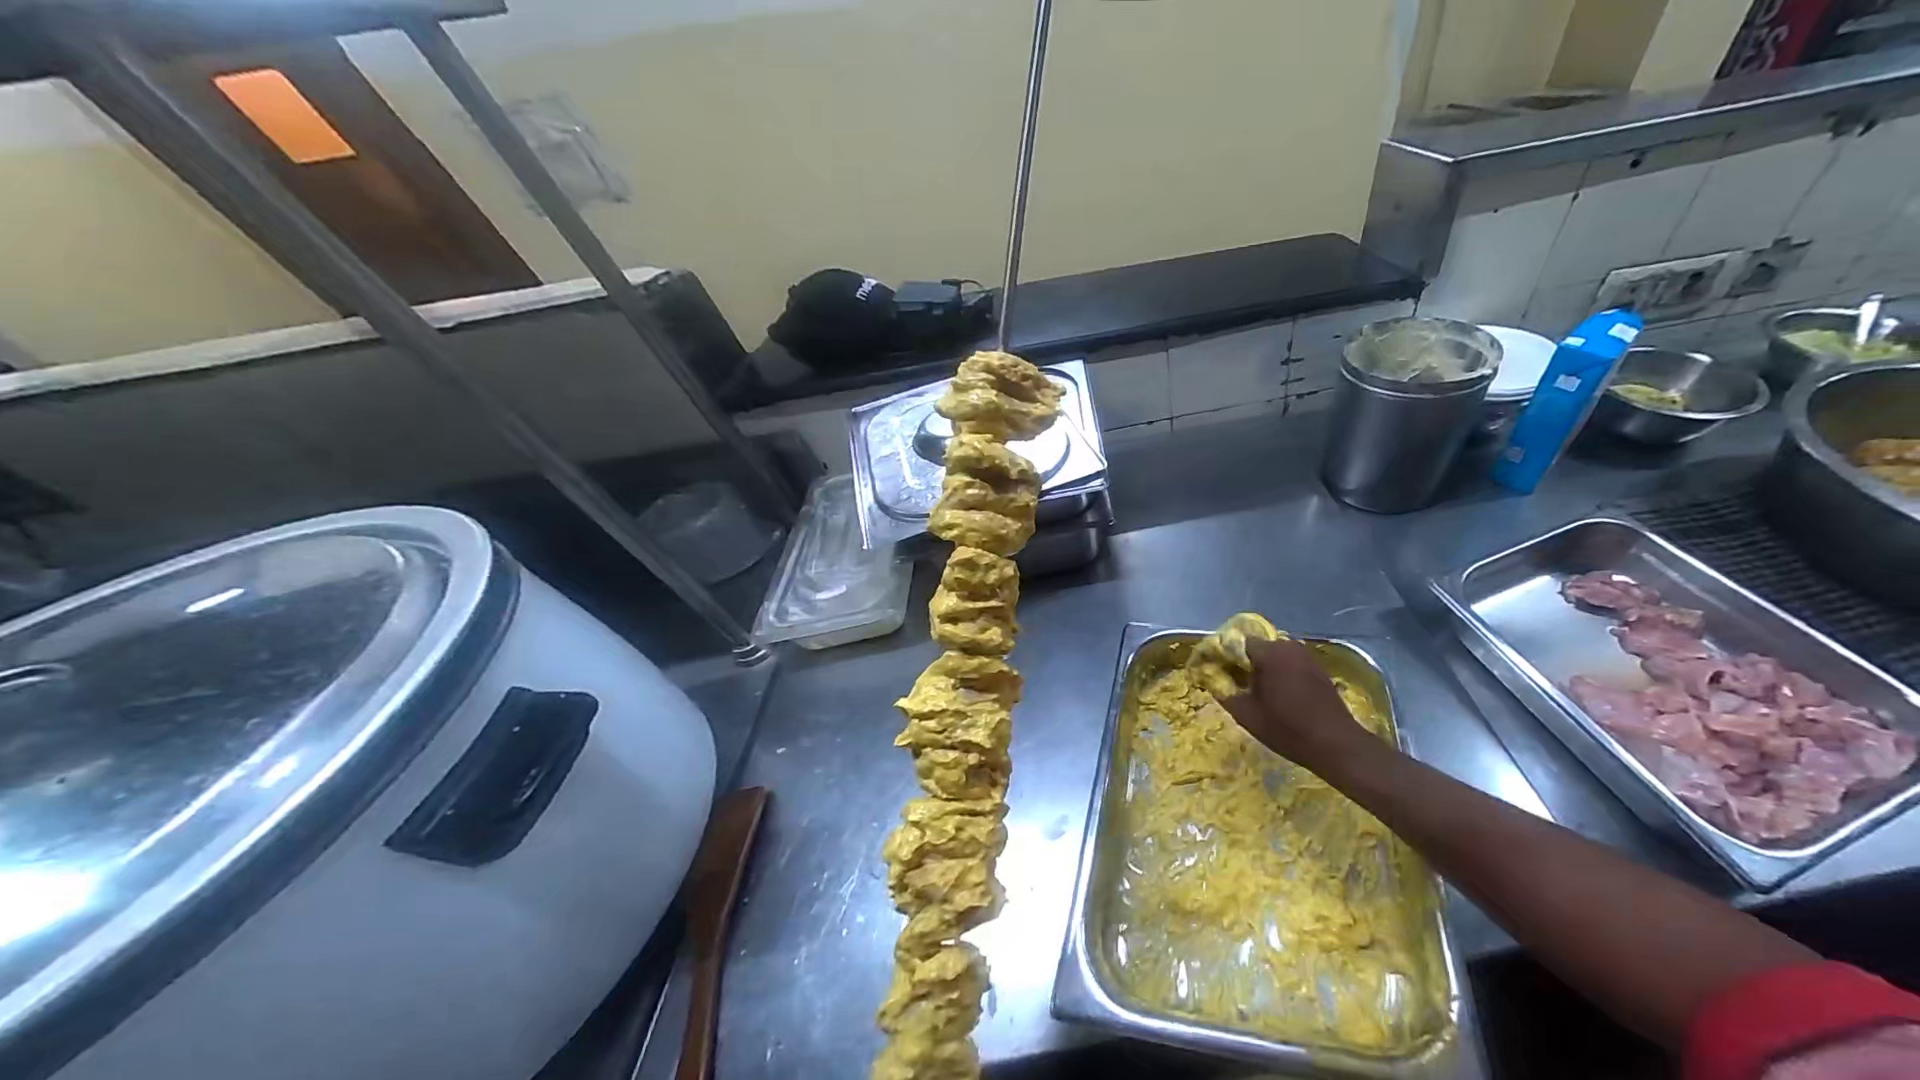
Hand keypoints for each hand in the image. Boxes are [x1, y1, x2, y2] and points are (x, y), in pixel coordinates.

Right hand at [1221, 638, 1382, 771]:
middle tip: (1241, 683)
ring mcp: (1307, 657)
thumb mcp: (1246, 715)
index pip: (1238, 642)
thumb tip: (1211, 680)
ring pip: (1277, 654)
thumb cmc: (1286, 728)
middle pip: (1259, 646)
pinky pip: (1292, 663)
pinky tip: (1282, 694)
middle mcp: (1288, 647)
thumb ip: (1224, 693)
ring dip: (1267, 667)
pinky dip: (1284, 672)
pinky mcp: (1319, 669)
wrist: (1335, 744)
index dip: (1228, 656)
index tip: (1223, 672)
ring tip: (1261, 690)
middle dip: (1248, 661)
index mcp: (1268, 654)